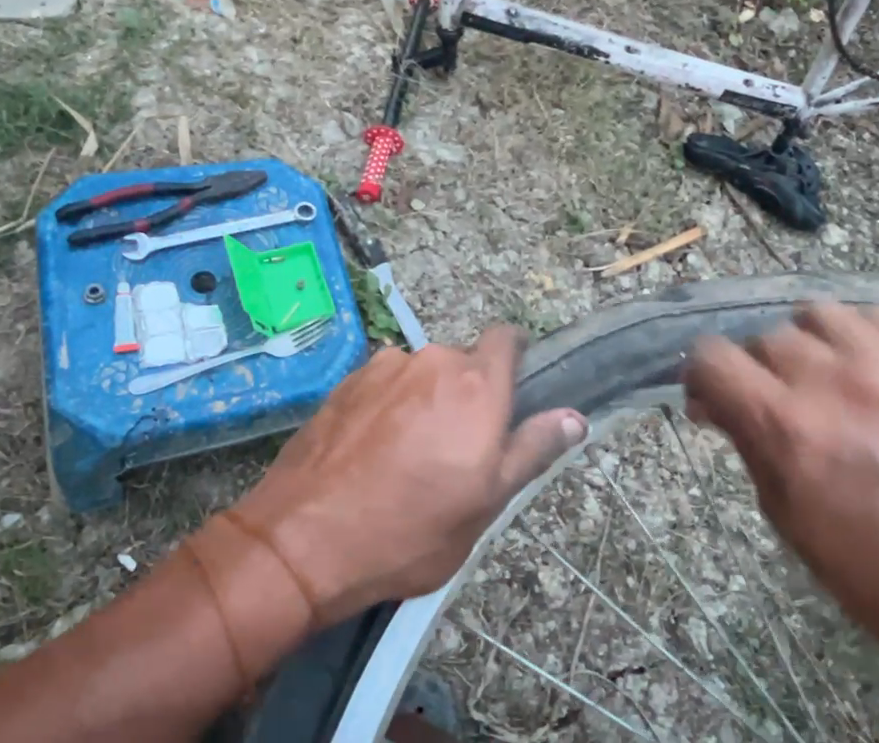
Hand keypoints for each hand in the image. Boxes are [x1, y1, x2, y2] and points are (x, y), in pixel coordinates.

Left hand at [227, 330, 585, 623]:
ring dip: (424, 399)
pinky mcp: (343, 383)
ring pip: (419, 374)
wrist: (304, 540)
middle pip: (461, 362)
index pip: (506, 338)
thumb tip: (574, 416)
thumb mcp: (486, 503)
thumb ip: (532, 450)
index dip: (513, 358)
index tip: (511, 392)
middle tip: (456, 449)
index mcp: (476, 385)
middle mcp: (431, 361)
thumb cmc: (410, 530)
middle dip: (466, 393)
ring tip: (408, 455)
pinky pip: (382, 384)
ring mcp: (381, 368)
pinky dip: (387, 406)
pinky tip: (371, 451)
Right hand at [683, 305, 878, 681]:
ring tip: (822, 377)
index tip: (712, 401)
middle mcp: (836, 382)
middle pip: (764, 337)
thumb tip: (716, 405)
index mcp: (790, 429)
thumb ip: (749, 449)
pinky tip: (868, 369)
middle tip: (772, 404)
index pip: (713, 357)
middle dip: (755, 370)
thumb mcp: (792, 526)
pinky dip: (858, 336)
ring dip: (806, 343)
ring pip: (818, 313)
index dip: (701, 376)